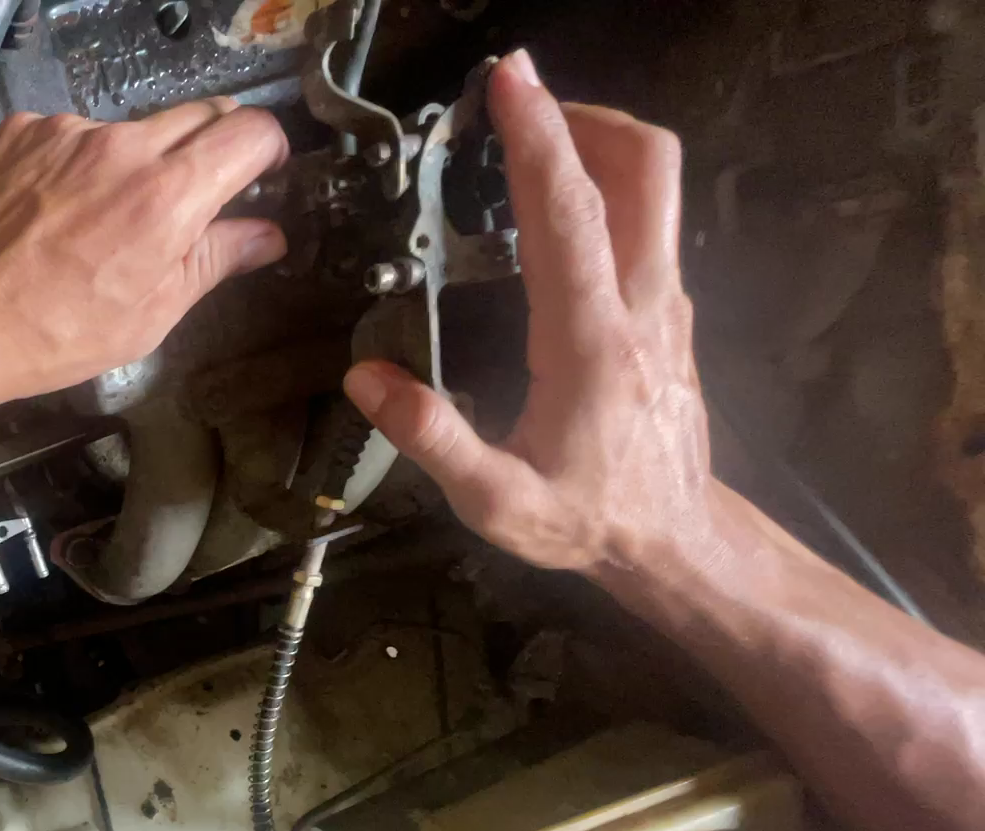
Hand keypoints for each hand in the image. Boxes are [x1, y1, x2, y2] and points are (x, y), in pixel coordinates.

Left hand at [0, 99, 289, 413]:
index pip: (249, 133)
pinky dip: (79, 163)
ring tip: (102, 220)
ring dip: (138, 161)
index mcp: (166, 196)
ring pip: (131, 128)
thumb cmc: (55, 337)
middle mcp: (120, 146)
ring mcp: (65, 132)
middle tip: (191, 199)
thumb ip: (213, 262)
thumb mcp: (148, 316)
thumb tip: (267, 235)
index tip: (260, 173)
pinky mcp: (20, 131)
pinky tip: (55, 210)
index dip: (267, 151)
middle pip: (197, 116)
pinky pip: (72, 134)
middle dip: (210, 150)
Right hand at [343, 50, 717, 578]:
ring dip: (599, 146)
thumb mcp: (490, 498)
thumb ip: (429, 436)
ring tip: (530, 143)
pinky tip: (558, 212)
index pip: (568, 216)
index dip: (537, 141)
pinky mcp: (666, 316)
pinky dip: (608, 189)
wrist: (673, 539)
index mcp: (590, 341)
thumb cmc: (581, 518)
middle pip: (644, 170)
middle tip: (519, 105)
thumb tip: (363, 376)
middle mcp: (642, 305)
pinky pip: (648, 223)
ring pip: (657, 189)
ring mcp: (665, 306)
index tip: (509, 83)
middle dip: (583, 119)